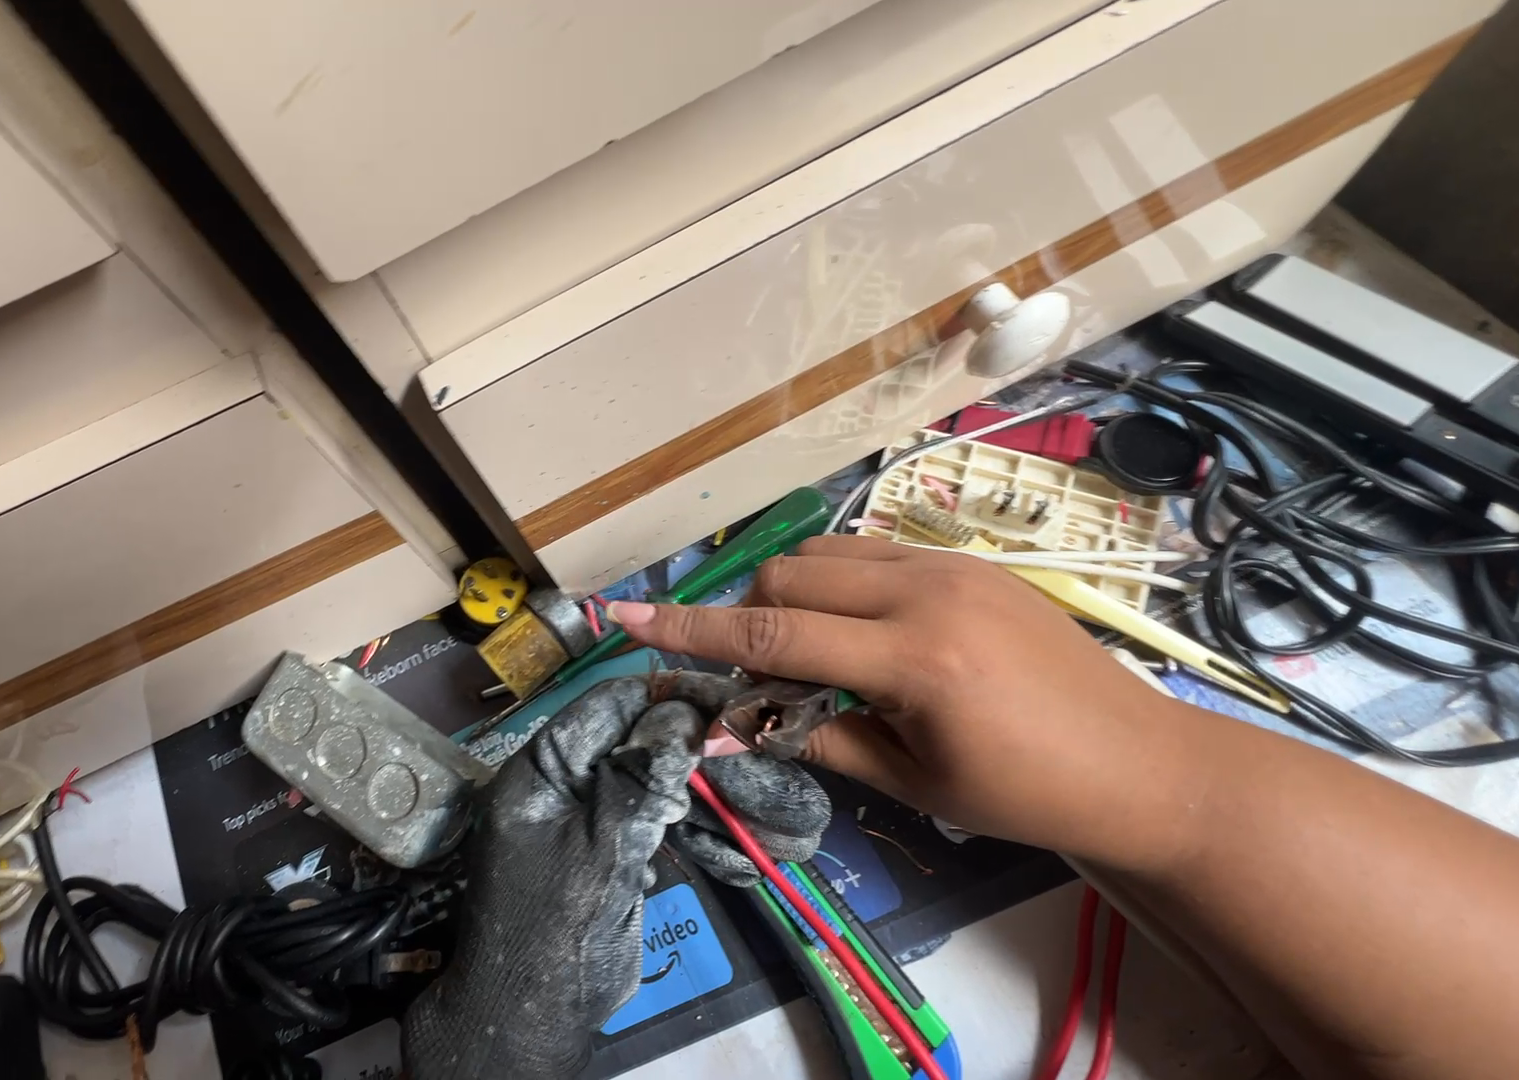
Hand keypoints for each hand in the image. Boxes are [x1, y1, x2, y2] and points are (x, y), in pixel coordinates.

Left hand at [404, 673, 825, 1078]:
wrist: (533, 1024)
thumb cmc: (556, 934)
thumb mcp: (601, 852)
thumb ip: (640, 779)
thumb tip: (681, 714)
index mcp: (545, 768)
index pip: (610, 705)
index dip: (669, 696)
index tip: (727, 698)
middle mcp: (564, 781)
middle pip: (639, 742)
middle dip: (698, 752)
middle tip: (756, 754)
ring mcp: (587, 815)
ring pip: (655, 784)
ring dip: (707, 798)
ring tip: (763, 808)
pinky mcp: (610, 848)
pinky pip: (655, 822)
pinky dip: (694, 832)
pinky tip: (735, 851)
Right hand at [608, 535, 1208, 869]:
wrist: (1143, 764)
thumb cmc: (1024, 793)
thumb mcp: (910, 781)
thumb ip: (811, 738)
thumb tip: (724, 728)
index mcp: (914, 660)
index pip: (772, 636)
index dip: (690, 629)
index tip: (626, 617)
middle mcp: (924, 591)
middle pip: (784, 580)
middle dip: (749, 621)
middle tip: (767, 681)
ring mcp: (946, 564)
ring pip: (818, 555)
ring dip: (789, 598)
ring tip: (814, 653)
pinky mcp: (962, 558)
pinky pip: (864, 550)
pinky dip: (832, 582)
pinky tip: (859, 627)